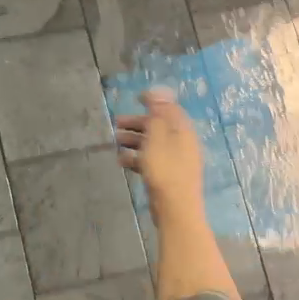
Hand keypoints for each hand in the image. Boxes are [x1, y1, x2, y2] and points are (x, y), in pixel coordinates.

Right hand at [115, 88, 205, 225]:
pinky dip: (137, 157)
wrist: (175, 208)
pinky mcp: (168, 176)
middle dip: (137, 123)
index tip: (136, 98)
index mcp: (182, 131)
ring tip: (116, 142)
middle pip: (158, 127)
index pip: (169, 109)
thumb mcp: (157, 137)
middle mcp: (181, 143)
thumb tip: (159, 91)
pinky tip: (122, 161)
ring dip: (134, 140)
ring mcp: (175, 161)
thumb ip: (157, 114)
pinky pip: (151, 160)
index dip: (153, 101)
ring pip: (152, 144)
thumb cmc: (165, 169)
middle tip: (117, 123)